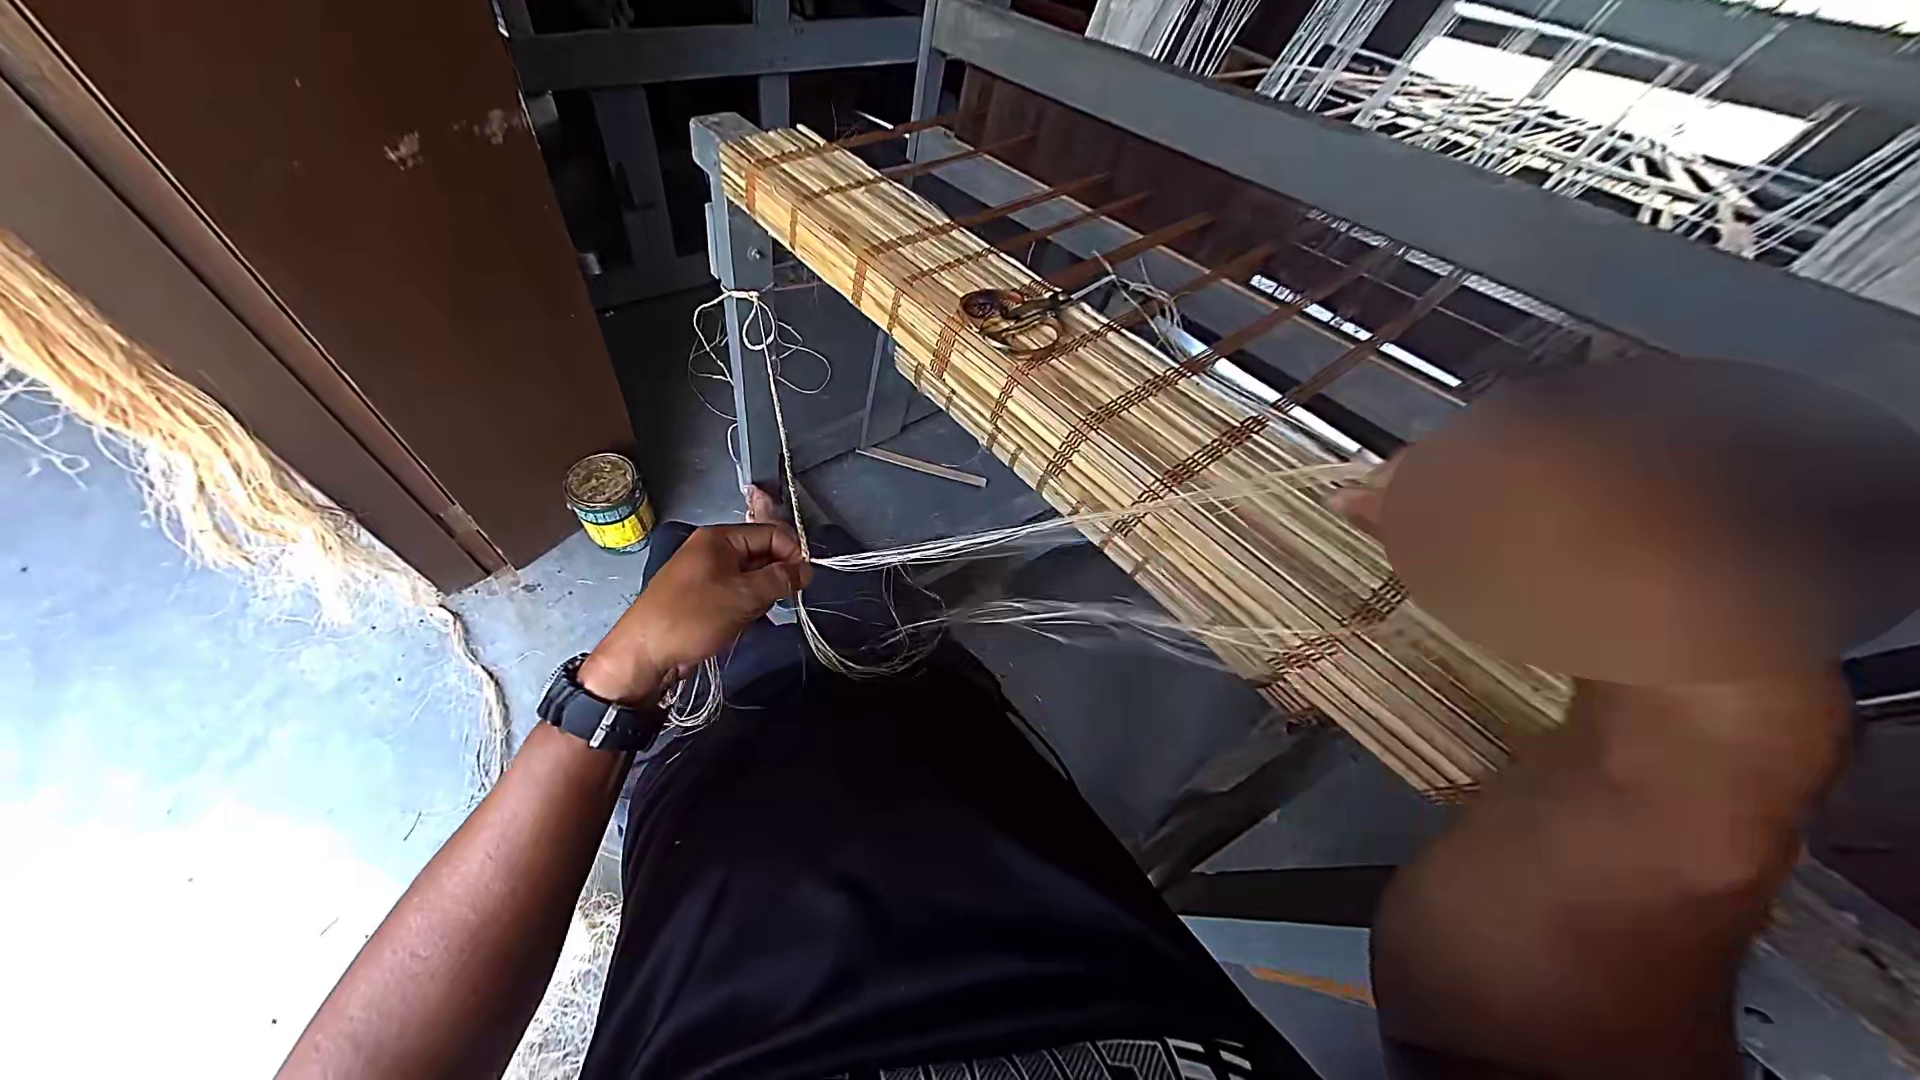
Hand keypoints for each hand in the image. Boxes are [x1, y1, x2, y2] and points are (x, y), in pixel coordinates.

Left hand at [578, 524, 810, 702]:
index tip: (803, 582)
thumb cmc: (693, 617)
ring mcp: (706, 573)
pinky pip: (736, 592)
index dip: (792, 554)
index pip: (772, 534)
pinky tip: (746, 623)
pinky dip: (747, 605)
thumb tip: (806, 569)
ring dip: (762, 595)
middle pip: (762, 553)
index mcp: (719, 538)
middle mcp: (713, 549)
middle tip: (784, 601)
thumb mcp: (744, 596)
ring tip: (758, 615)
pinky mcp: (702, 596)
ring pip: (751, 576)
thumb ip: (780, 579)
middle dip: (777, 576)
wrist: (643, 655)